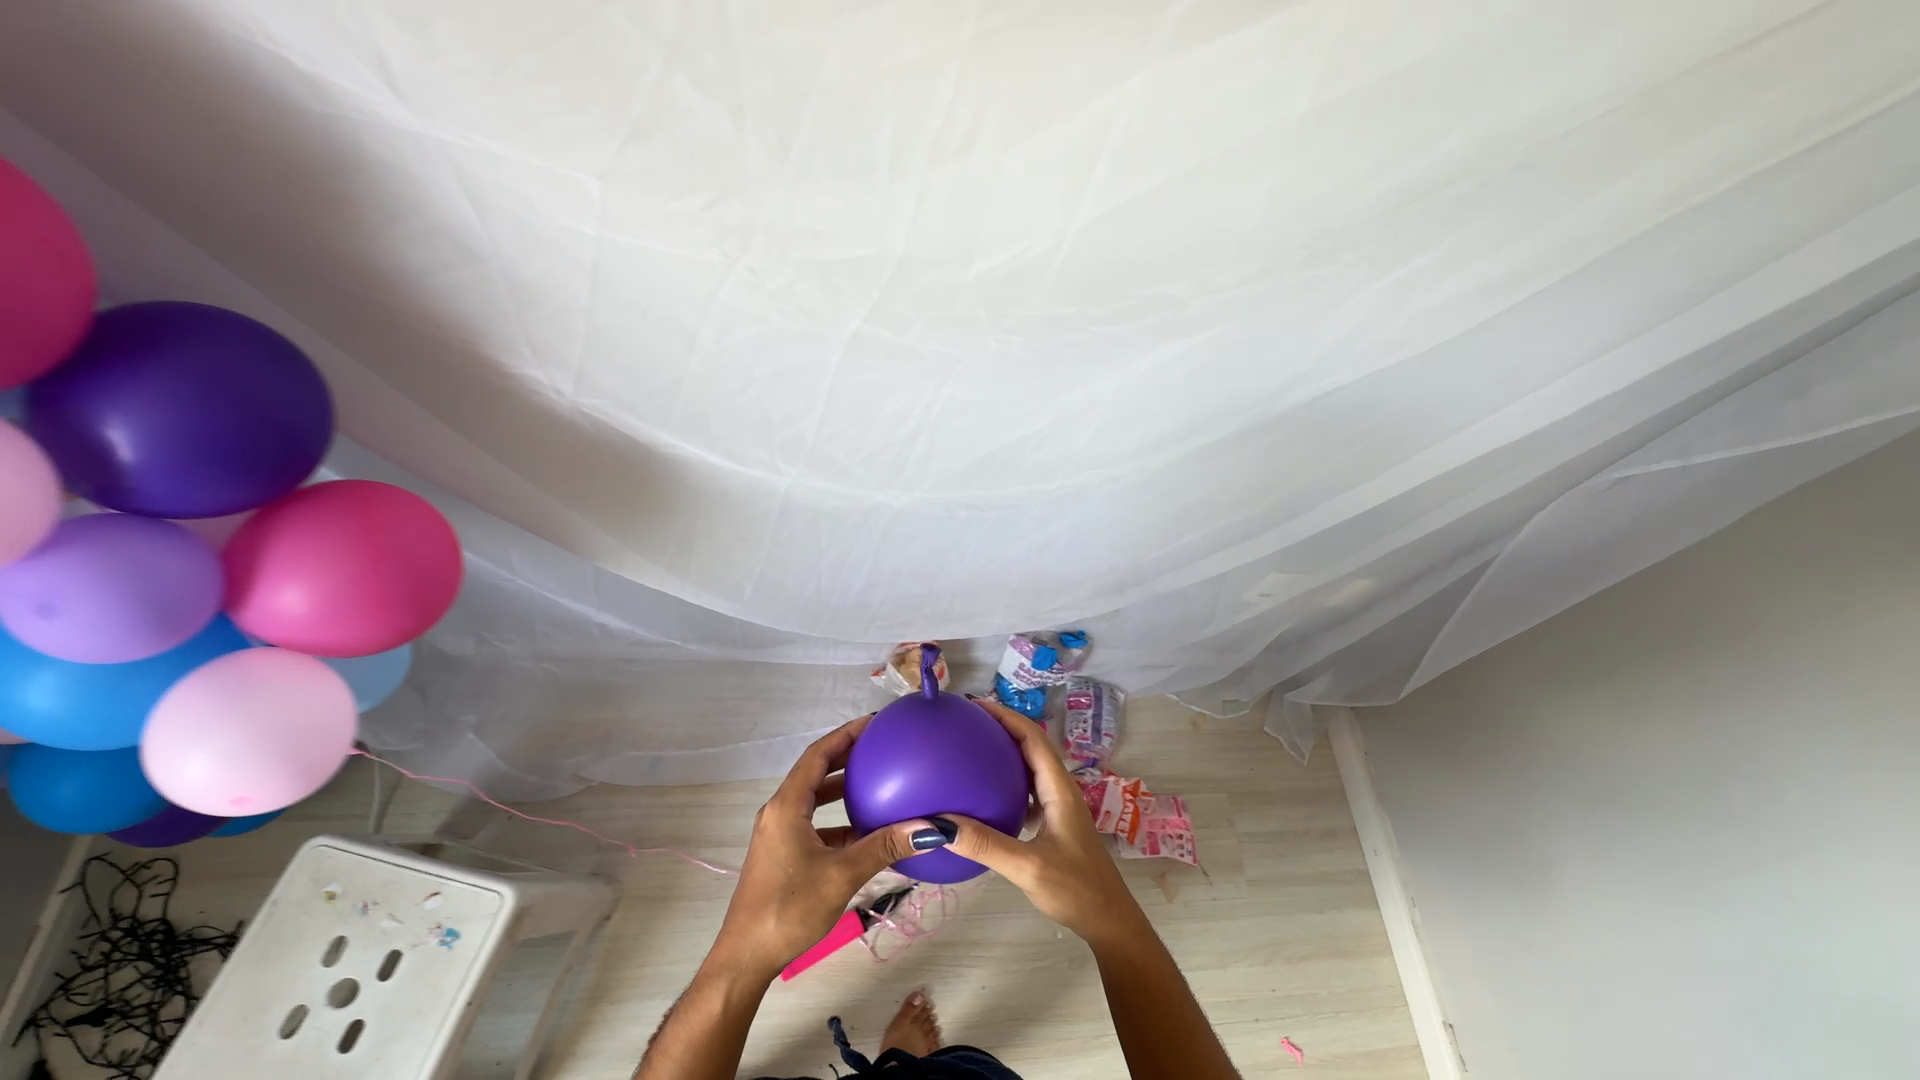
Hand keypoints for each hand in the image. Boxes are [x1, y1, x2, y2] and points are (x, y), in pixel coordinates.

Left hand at [710, 714, 934, 978]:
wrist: (746, 957)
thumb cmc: (788, 909)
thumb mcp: (842, 875)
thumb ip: (884, 847)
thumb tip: (932, 828)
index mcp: (787, 807)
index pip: (818, 755)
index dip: (845, 735)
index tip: (875, 723)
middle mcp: (780, 813)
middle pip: (815, 772)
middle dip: (847, 757)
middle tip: (882, 747)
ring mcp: (779, 835)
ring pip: (814, 800)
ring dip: (843, 788)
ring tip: (879, 781)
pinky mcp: (783, 856)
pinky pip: (815, 824)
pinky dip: (839, 819)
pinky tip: (866, 831)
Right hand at [941, 697, 1145, 944]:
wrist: (1110, 922)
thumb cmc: (1077, 890)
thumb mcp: (1028, 868)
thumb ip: (985, 845)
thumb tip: (937, 825)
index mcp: (1059, 790)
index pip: (1033, 738)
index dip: (1007, 716)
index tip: (975, 705)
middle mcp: (1060, 791)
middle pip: (1031, 746)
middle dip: (1002, 728)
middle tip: (966, 723)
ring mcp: (1059, 809)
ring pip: (1029, 768)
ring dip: (1004, 754)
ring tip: (970, 750)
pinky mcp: (1054, 826)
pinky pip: (1026, 792)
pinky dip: (1005, 784)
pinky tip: (981, 797)